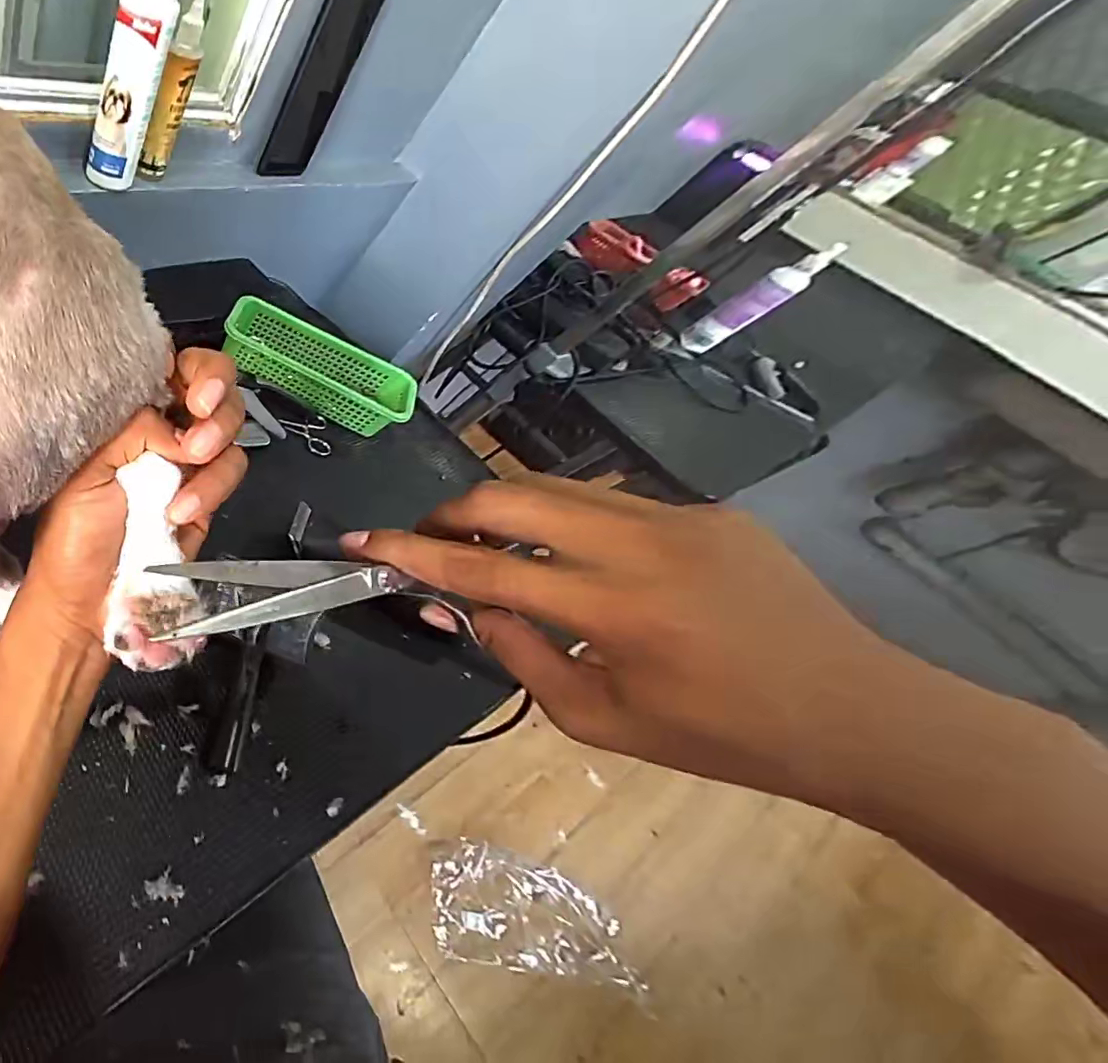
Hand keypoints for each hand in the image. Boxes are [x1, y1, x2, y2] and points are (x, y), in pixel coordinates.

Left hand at [21, 348, 247, 645]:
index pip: (173, 371)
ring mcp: (186, 468)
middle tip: (201, 418)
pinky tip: (181, 509)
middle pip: (216, 394)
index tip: (195, 395)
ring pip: (231, 434)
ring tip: (191, 462)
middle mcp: (161, 435)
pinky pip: (229, 475)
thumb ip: (135, 432)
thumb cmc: (71, 535)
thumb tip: (177, 424)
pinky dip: (213, 487)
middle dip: (218, 404)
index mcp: (127, 417)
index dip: (197, 372)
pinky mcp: (204, 500)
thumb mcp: (89, 470)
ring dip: (218, 444)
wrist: (84, 598)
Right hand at [342, 475, 911, 802]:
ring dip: (500, 513)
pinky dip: (558, 522)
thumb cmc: (719, 737)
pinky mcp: (701, 509)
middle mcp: (641, 545)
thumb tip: (471, 606)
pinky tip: (572, 561)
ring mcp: (676, 516)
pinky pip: (601, 502)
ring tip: (487, 549)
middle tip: (426, 542)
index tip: (362, 541)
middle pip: (509, 497)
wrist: (862, 715)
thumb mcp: (597, 721)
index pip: (483, 569)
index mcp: (615, 612)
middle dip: (449, 514)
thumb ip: (520, 655)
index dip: (411, 552)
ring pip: (551, 487)